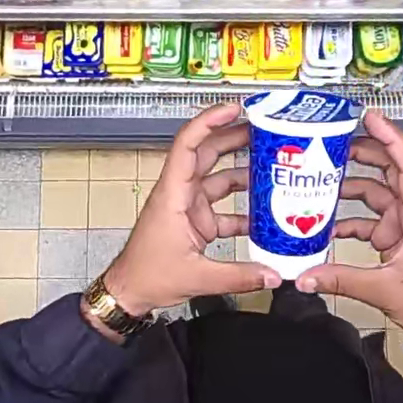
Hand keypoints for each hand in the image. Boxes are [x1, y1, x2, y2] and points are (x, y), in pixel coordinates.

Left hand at [99, 103, 280, 321]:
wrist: (130, 292)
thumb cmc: (145, 275)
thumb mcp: (197, 277)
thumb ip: (240, 276)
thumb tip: (272, 274)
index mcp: (173, 195)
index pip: (188, 145)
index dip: (210, 122)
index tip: (233, 110)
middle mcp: (180, 195)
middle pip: (208, 154)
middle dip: (234, 138)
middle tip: (263, 131)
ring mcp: (188, 207)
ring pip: (219, 179)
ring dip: (244, 172)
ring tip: (271, 168)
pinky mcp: (195, 223)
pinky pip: (224, 209)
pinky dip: (243, 210)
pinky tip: (264, 216)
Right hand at [296, 111, 402, 350]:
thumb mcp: (384, 289)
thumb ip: (340, 279)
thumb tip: (307, 275)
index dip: (390, 136)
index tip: (370, 118)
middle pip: (391, 170)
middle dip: (364, 153)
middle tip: (335, 144)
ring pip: (379, 193)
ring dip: (353, 187)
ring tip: (325, 181)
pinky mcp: (400, 239)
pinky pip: (372, 220)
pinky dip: (352, 219)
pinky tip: (330, 225)